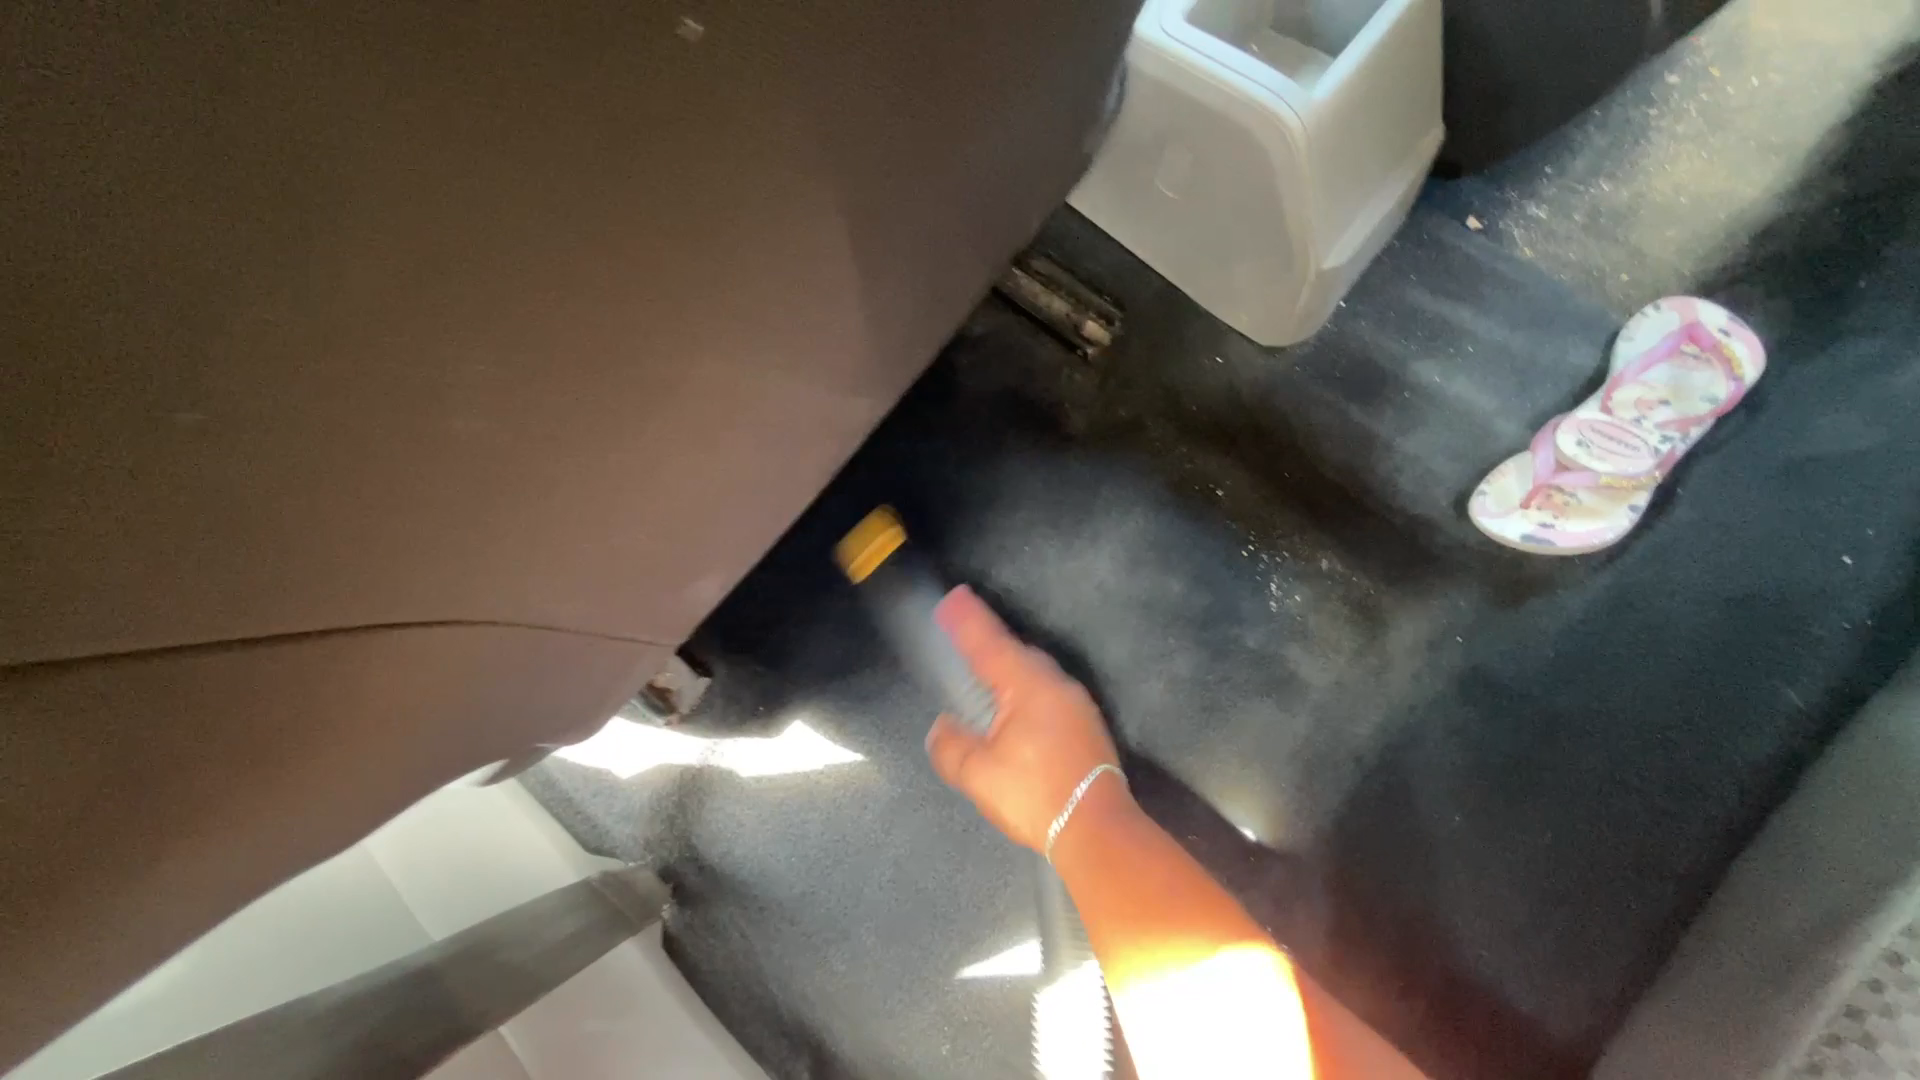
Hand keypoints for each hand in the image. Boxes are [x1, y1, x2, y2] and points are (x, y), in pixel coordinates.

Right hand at [925, 586, 1125, 851]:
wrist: (1096, 828)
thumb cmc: (1035, 795)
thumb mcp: (979, 775)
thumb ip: (951, 746)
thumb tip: (941, 726)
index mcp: (1027, 686)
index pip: (988, 644)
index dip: (967, 621)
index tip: (953, 597)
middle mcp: (1055, 684)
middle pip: (1016, 653)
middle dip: (989, 643)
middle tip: (964, 639)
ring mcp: (1077, 704)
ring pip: (1036, 673)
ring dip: (1010, 669)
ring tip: (988, 677)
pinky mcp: (1087, 725)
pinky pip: (1049, 693)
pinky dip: (1027, 690)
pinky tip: (1019, 711)